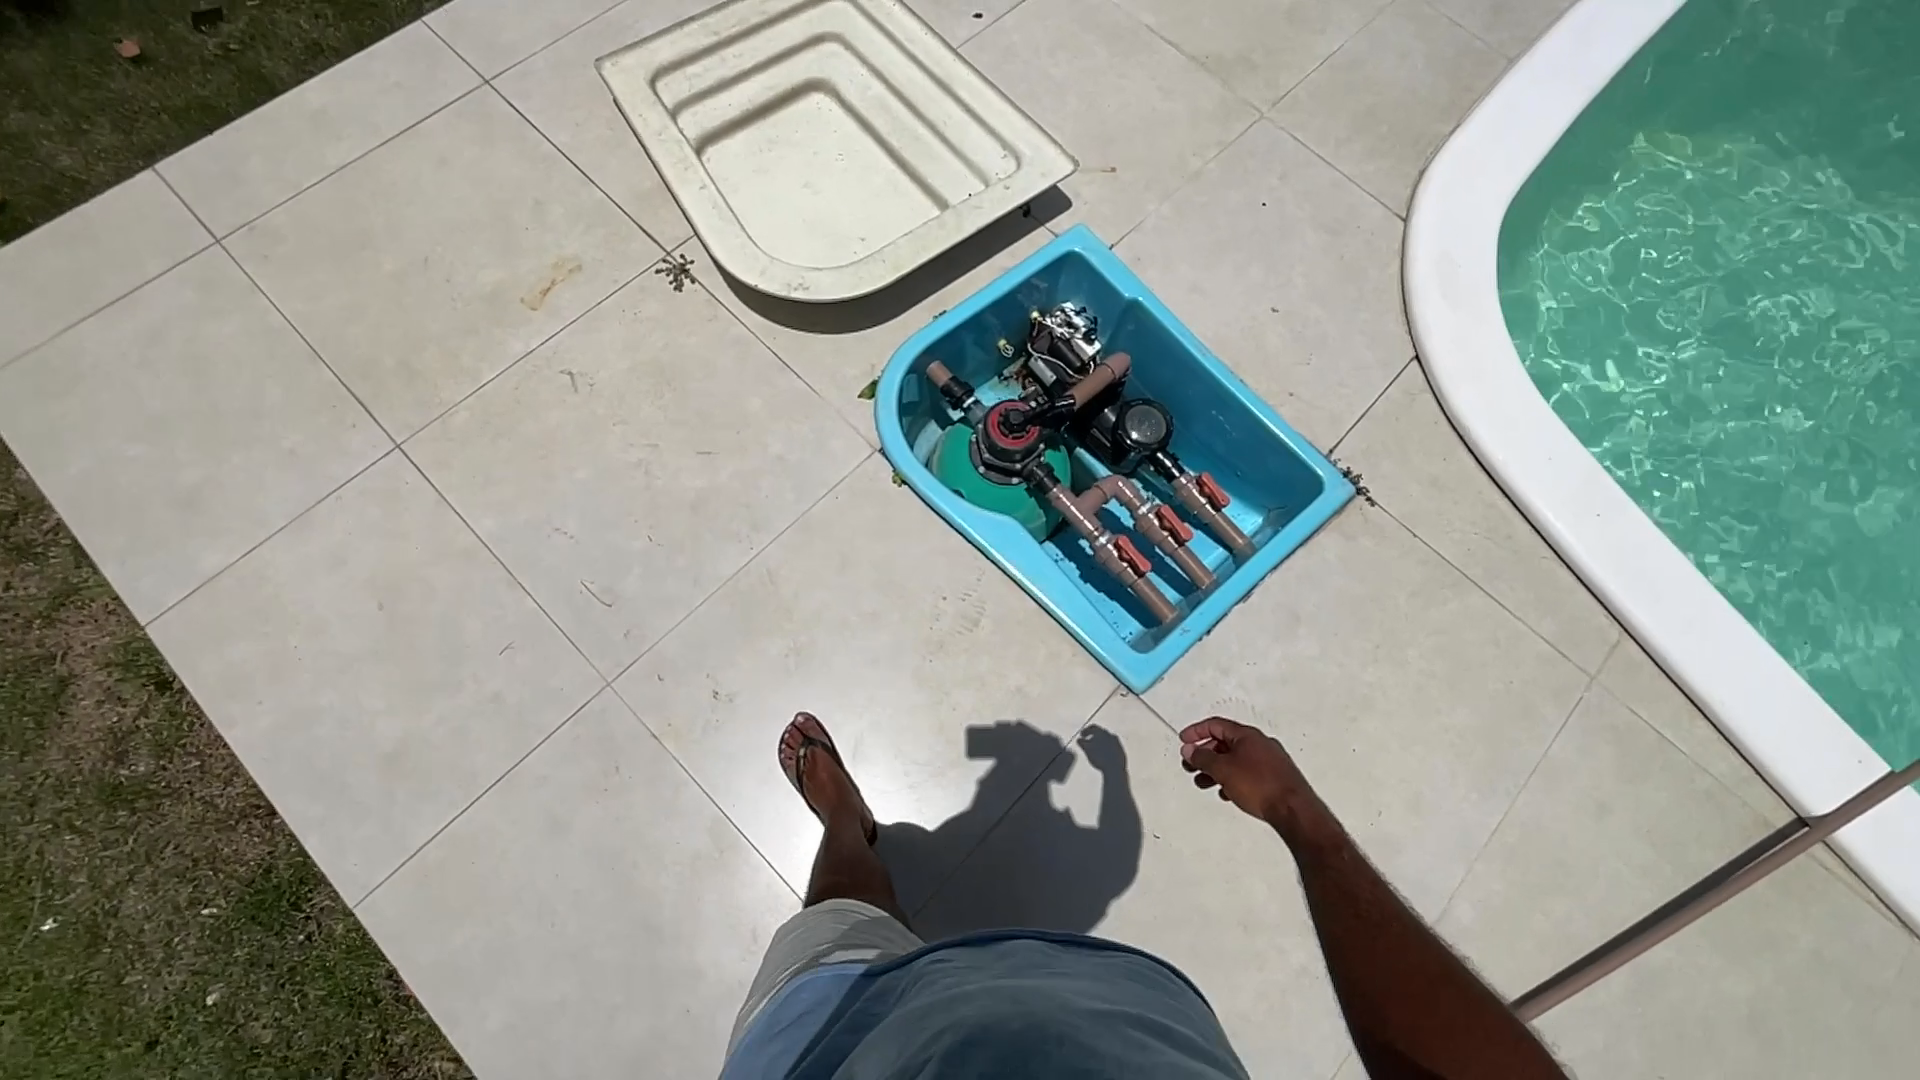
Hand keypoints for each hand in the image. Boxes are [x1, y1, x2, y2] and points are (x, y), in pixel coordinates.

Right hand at [1077, 724, 1125, 773]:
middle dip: (1093, 736)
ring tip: (1095, 751)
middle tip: (1087, 742)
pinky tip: (1103, 756)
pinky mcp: (1121, 750)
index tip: (1081, 735)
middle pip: (1100, 733)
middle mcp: (1111, 735)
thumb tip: (1078, 740)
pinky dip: (1106, 748)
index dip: (1085, 731)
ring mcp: (1117, 742)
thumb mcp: (1087, 750)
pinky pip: (1112, 746)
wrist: (1114, 768)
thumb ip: (1082, 743)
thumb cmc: (1099, 757)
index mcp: (1102, 732)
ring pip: (1107, 740)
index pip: (1092, 727)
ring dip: (1100, 742)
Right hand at [1179, 717, 1331, 842]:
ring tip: (1205, 782)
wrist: (1293, 810)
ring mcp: (1270, 761)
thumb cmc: (1261, 786)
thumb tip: (1189, 749)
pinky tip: (1228, 792)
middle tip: (1192, 765)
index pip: (1215, 725)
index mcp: (1247, 735)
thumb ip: (1202, 758)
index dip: (1196, 732)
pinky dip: (1233, 778)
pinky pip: (1248, 773)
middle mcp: (1260, 744)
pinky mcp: (1276, 777)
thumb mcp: (1222, 769)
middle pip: (1225, 743)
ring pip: (1236, 760)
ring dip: (1217, 769)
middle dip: (1205, 754)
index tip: (1184, 740)